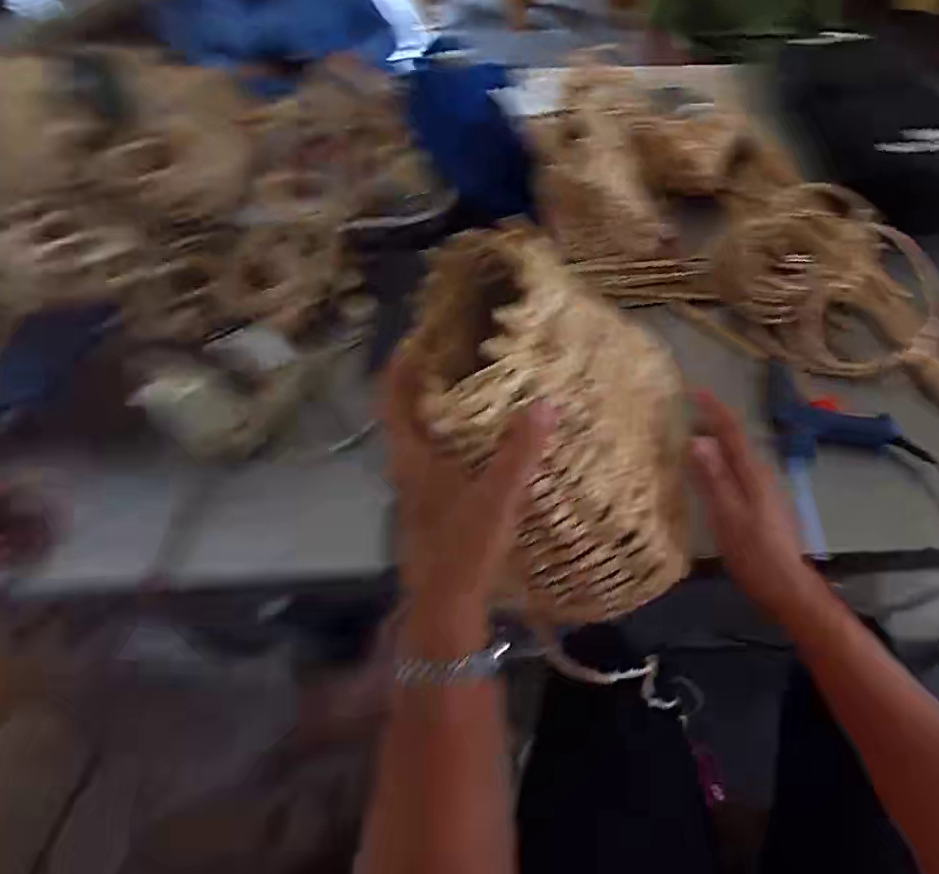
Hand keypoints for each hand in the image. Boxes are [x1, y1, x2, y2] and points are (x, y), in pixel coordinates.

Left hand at [382, 352, 553, 651]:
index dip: (402, 363)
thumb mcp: (496, 498)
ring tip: (484, 382)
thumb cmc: (462, 548)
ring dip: (446, 404)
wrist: (445, 607)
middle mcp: (409, 466)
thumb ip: (520, 452)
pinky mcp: (438, 500)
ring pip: (427, 432)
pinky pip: (443, 451)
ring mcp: (421, 485)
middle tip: (468, 349)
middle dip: (431, 376)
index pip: (392, 398)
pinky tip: (492, 434)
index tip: (425, 332)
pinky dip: (460, 432)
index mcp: (411, 458)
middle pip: (409, 409)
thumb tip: (546, 403)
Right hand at [687, 390, 824, 618]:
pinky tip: (710, 473)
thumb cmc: (755, 554)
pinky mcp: (765, 503)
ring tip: (691, 437)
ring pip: (738, 456)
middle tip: (685, 412)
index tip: (694, 389)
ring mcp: (766, 489)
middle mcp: (763, 474)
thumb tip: (698, 440)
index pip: (732, 430)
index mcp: (753, 473)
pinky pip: (740, 471)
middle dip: (712, 422)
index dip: (713, 408)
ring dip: (717, 443)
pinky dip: (722, 462)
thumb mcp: (728, 517)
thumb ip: (713, 479)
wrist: (788, 586)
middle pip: (735, 440)